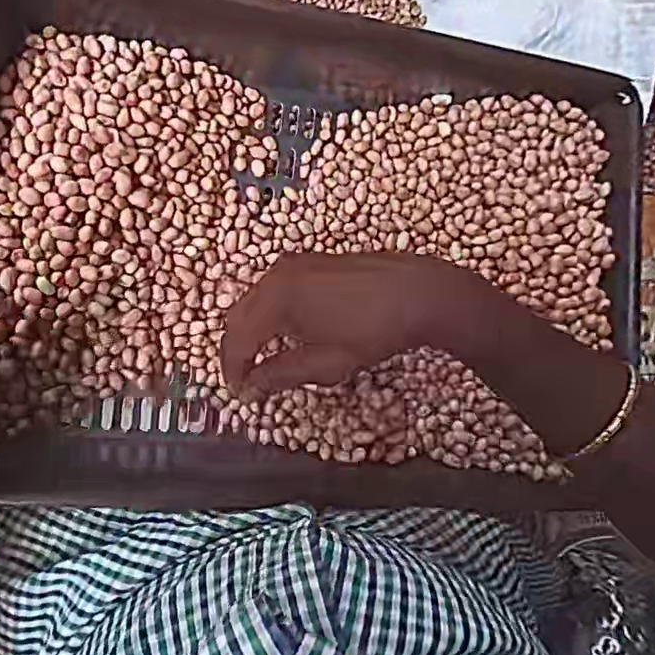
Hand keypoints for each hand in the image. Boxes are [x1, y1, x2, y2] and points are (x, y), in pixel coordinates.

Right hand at [220, 253, 503, 399]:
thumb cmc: (374, 330)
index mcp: (275, 301)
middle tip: (248, 380)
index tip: (240, 394)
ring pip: (254, 301)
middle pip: (238, 317)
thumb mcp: (326, 363)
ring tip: (265, 360)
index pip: (237, 341)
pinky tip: (287, 332)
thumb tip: (252, 387)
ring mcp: (293, 263)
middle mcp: (277, 275)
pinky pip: (273, 288)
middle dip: (238, 351)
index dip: (234, 371)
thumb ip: (280, 374)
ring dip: (252, 331)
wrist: (420, 291)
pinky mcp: (310, 260)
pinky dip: (269, 313)